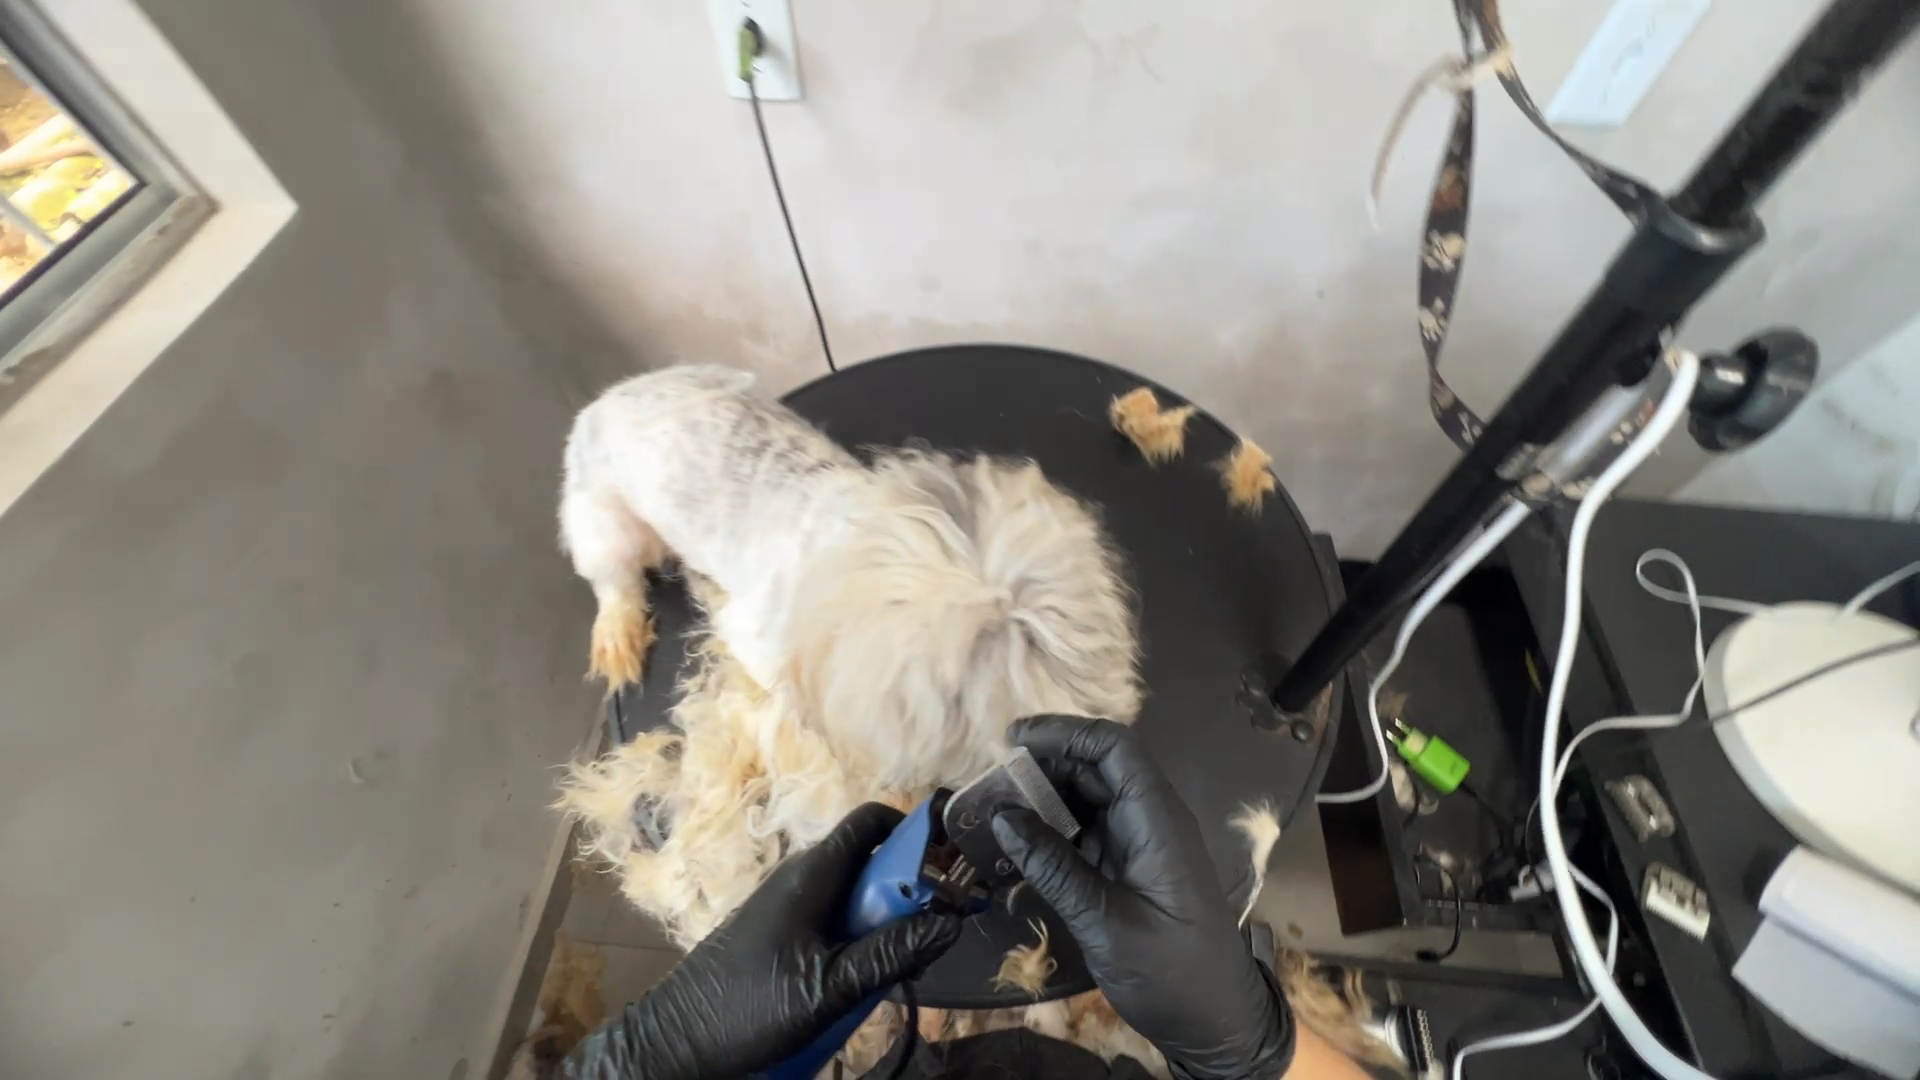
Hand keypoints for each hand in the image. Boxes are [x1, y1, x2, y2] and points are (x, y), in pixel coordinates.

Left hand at [565, 803, 961, 1079]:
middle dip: (901, 889)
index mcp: (814, 871)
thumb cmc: (750, 1007)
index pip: (871, 820)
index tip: (941, 867)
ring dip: (879, 917)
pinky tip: (856, 977)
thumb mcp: (829, 988)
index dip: (911, 830)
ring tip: (894, 962)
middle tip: (922, 931)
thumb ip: (890, 953)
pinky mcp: (778, 927)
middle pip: (867, 859)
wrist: (673, 1042)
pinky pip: (830, 913)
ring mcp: (787, 900)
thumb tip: (951, 921)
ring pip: (850, 890)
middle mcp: (802, 873)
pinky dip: (854, 933)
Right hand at [992, 716, 1294, 1079]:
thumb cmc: (1170, 972)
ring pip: (1087, 797)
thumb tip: (1002, 816)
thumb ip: (1052, 866)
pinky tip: (1020, 845)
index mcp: (1155, 816)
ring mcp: (1138, 840)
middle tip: (995, 781)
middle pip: (1094, 767)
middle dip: (1044, 766)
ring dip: (1044, 799)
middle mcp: (1148, 817)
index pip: (1112, 747)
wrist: (1217, 1027)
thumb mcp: (1102, 920)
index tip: (1014, 739)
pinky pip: (1086, 831)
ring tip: (998, 810)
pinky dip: (1053, 832)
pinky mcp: (1127, 865)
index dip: (1064, 732)